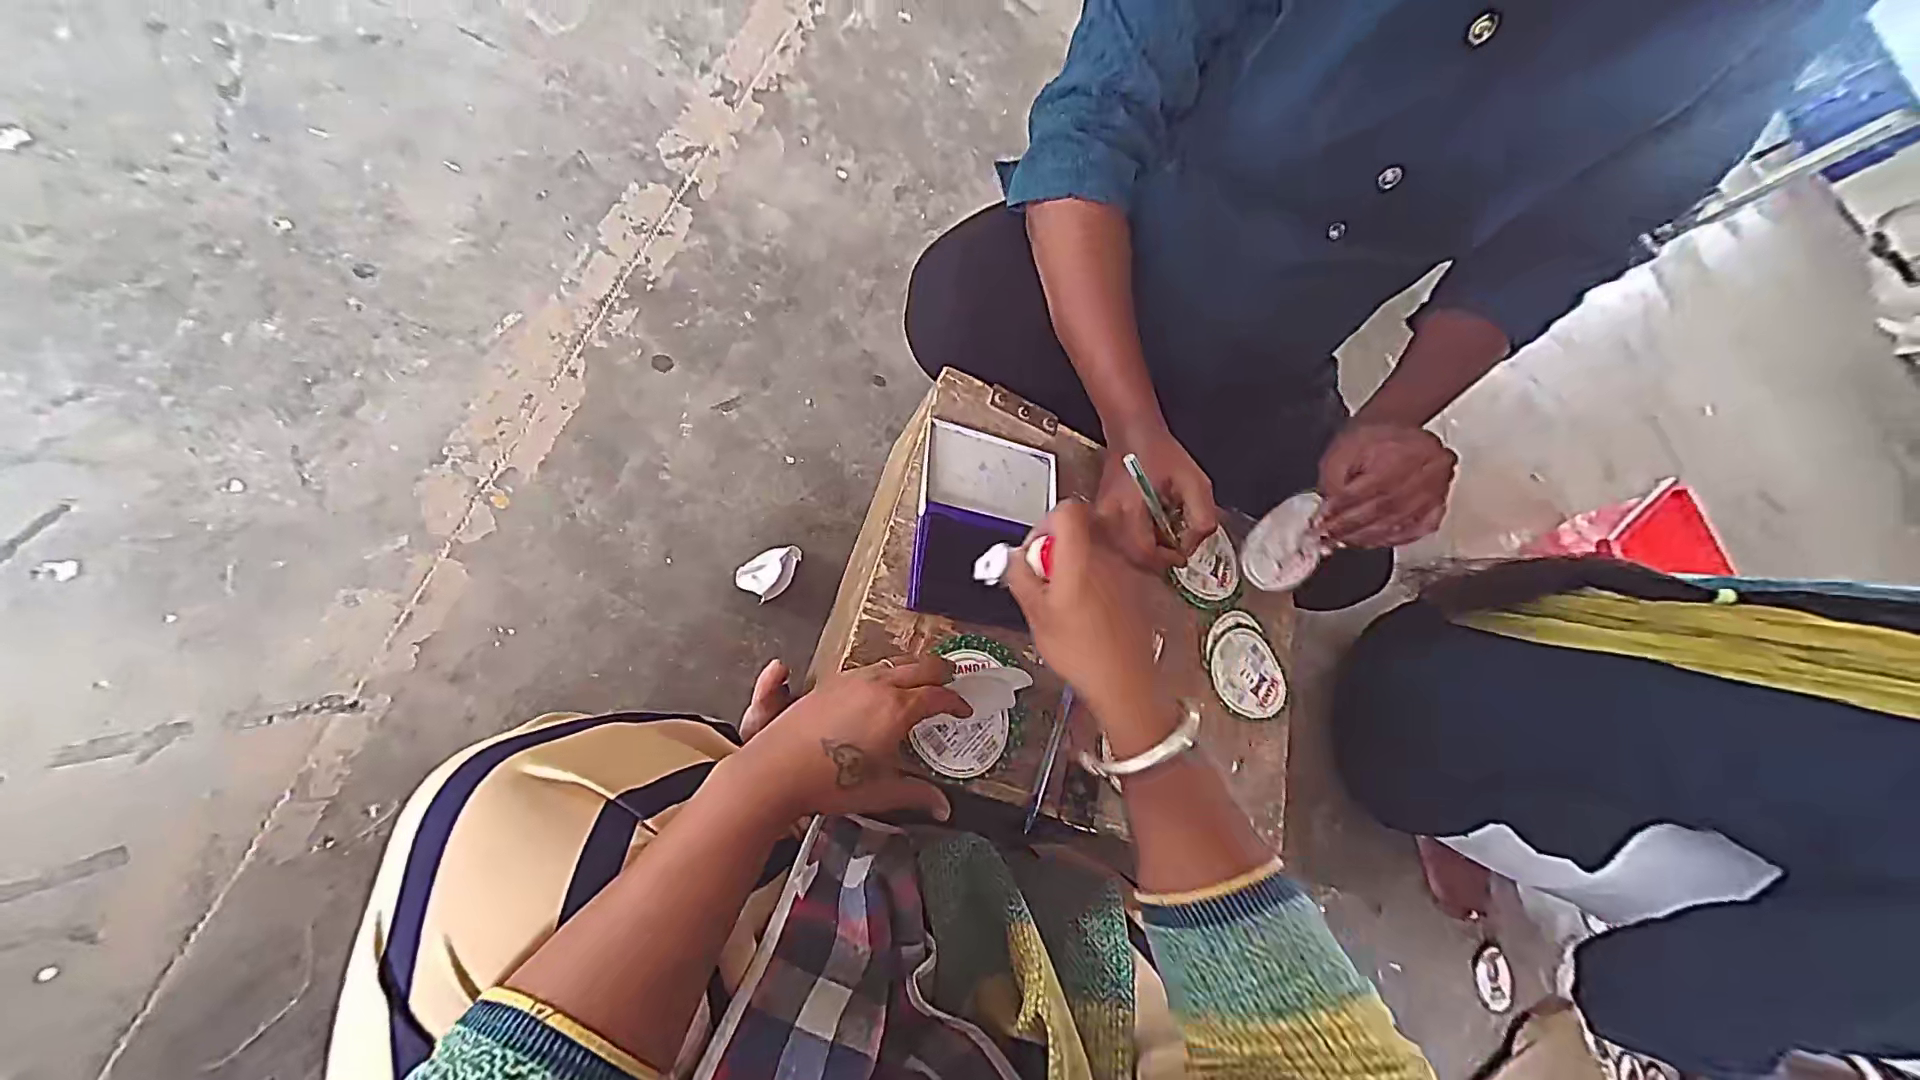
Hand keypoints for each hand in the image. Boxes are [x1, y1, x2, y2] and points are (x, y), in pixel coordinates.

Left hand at [725, 656, 969, 821]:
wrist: (774, 770)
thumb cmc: (828, 783)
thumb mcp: (879, 792)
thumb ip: (915, 794)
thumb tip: (943, 808)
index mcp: (897, 710)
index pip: (938, 697)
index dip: (956, 703)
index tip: (963, 710)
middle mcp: (878, 687)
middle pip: (921, 667)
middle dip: (941, 673)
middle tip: (951, 682)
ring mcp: (853, 680)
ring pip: (894, 663)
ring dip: (913, 669)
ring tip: (921, 680)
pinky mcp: (832, 681)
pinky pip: (870, 668)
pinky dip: (887, 671)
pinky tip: (882, 685)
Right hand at [1006, 502, 1173, 751]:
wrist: (1125, 681)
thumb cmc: (1080, 651)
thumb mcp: (1036, 614)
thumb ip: (1019, 576)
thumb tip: (1011, 556)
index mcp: (1080, 557)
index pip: (1067, 510)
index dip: (1046, 523)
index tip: (1035, 551)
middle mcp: (1107, 556)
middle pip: (1078, 529)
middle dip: (1055, 548)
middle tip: (1043, 579)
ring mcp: (1124, 571)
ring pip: (1093, 550)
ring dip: (1073, 564)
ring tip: (1061, 599)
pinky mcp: (1134, 587)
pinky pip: (1107, 569)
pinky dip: (1092, 580)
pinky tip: (1083, 612)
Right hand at [1095, 419, 1218, 570]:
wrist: (1131, 433)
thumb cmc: (1161, 453)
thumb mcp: (1196, 483)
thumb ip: (1202, 519)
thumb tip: (1190, 546)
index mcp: (1130, 509)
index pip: (1144, 554)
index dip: (1165, 561)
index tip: (1181, 556)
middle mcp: (1109, 516)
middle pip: (1134, 557)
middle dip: (1158, 557)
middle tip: (1174, 547)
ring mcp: (1101, 516)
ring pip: (1126, 551)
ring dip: (1147, 549)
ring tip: (1162, 532)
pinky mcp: (1099, 514)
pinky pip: (1119, 539)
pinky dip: (1137, 539)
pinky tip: (1149, 524)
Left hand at [1316, 421, 1456, 547]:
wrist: (1392, 429)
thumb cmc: (1367, 440)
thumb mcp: (1340, 454)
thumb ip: (1331, 484)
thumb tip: (1327, 515)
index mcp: (1404, 452)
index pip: (1368, 491)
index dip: (1341, 512)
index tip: (1322, 524)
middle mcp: (1429, 470)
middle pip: (1385, 509)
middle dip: (1351, 528)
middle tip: (1329, 536)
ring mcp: (1439, 487)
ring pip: (1401, 522)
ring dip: (1368, 537)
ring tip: (1344, 540)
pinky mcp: (1441, 501)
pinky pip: (1418, 529)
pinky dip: (1391, 538)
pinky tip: (1371, 540)